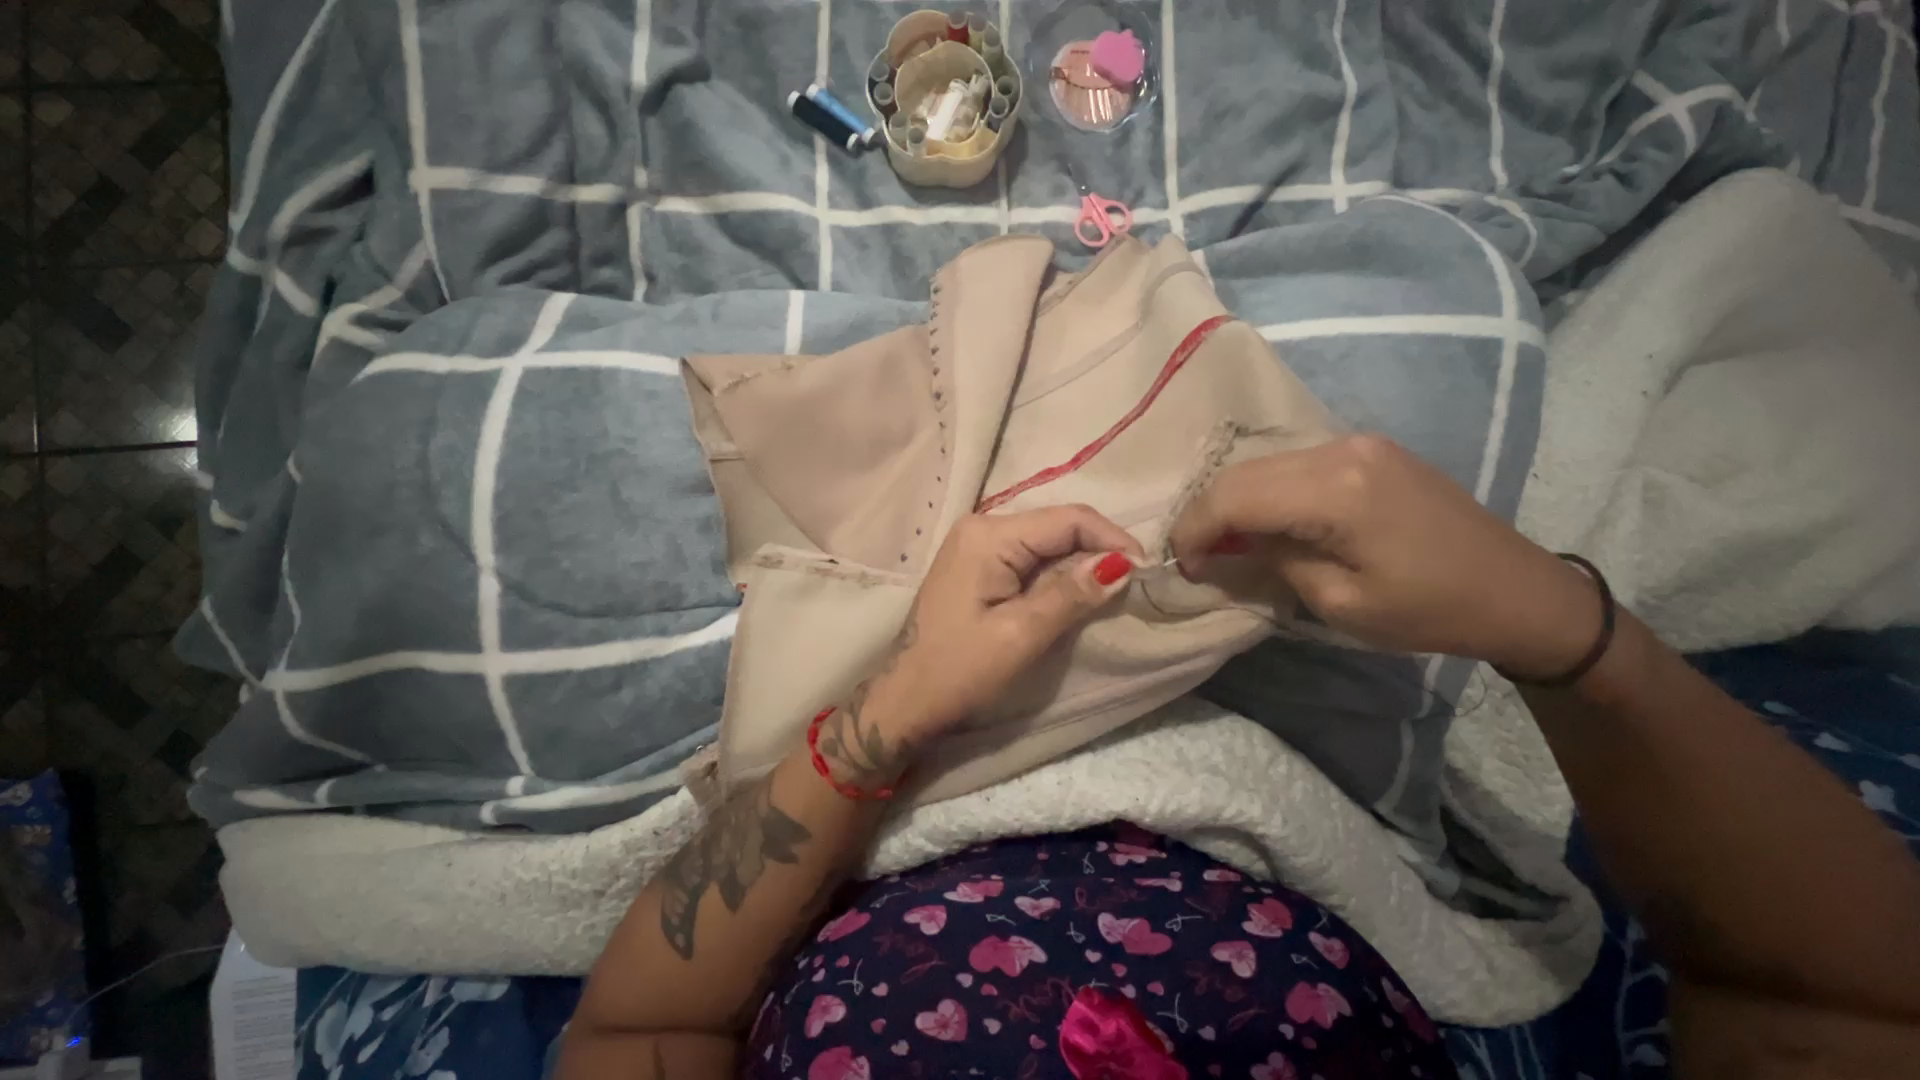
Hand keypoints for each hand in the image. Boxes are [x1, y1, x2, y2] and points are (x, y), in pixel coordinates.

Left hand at [818, 506, 1142, 786]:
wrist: (906, 700)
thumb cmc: (959, 671)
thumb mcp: (1020, 636)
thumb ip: (1069, 595)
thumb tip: (1121, 563)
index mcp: (988, 536)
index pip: (1067, 519)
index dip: (1112, 539)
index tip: (1145, 571)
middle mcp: (981, 527)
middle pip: (1057, 525)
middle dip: (1099, 549)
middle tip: (1134, 584)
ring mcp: (976, 544)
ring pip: (1047, 542)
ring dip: (1080, 562)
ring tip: (1113, 590)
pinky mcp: (977, 565)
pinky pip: (1029, 558)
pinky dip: (1057, 573)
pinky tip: (1077, 594)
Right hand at [1169, 435, 1598, 679]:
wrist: (1517, 590)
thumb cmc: (1430, 610)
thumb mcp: (1340, 602)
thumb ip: (1273, 561)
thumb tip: (1225, 547)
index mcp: (1336, 490)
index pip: (1233, 497)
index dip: (1195, 530)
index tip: (1181, 566)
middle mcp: (1341, 449)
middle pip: (1242, 472)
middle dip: (1207, 515)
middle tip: (1196, 558)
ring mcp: (1357, 442)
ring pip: (1264, 464)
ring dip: (1234, 501)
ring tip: (1226, 545)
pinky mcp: (1368, 449)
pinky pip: (1294, 463)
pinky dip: (1266, 491)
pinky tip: (1265, 523)